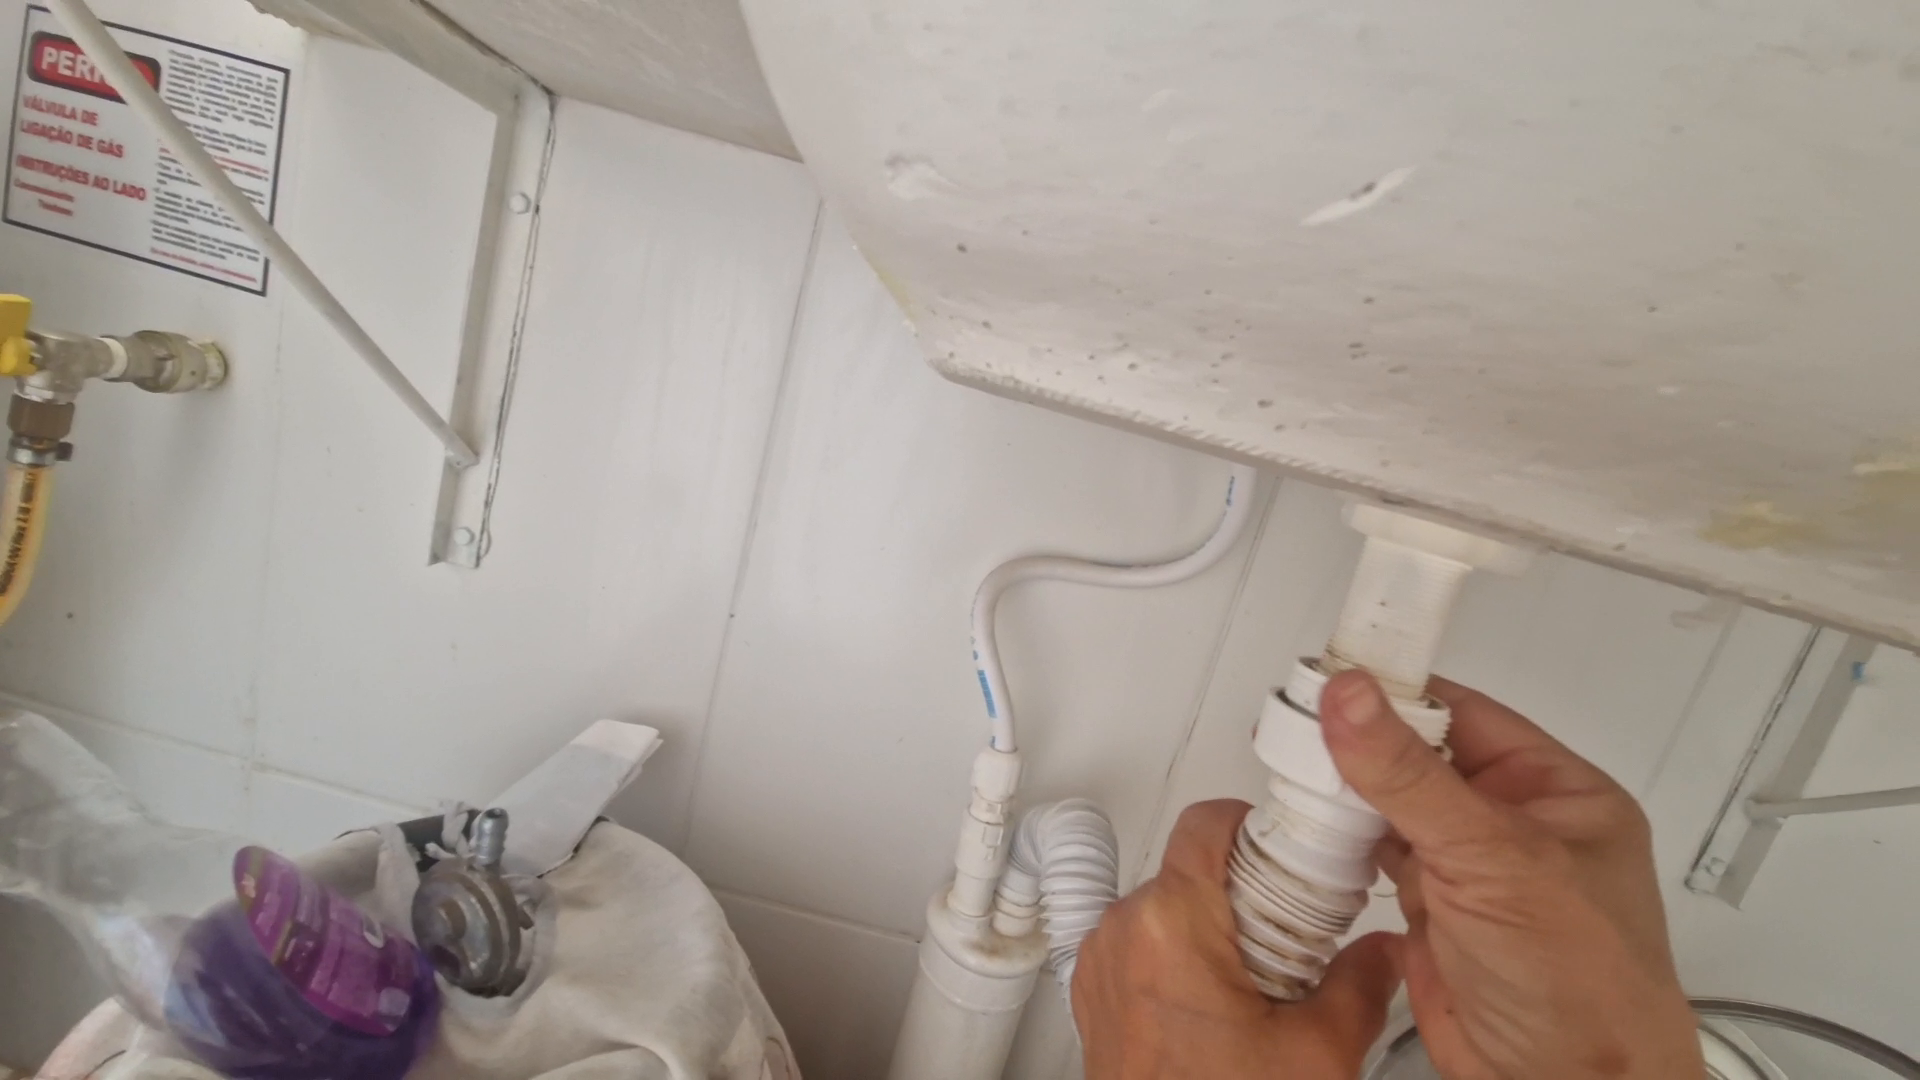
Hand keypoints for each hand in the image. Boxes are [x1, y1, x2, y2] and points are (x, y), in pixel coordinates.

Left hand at [1072, 799, 1401, 1078]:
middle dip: (1238, 890)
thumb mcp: (1315, 1057)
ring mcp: (1099, 953)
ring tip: (1253, 980)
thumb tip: (1389, 946)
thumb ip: (1359, 988)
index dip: (1244, 821)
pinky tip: (1210, 1003)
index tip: (1279, 851)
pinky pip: (1137, 940)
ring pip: (1163, 904)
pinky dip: (1173, 951)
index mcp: (1171, 921)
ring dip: (1206, 923)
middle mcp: (1123, 922)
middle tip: (1287, 935)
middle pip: (1187, 869)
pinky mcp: (1090, 983)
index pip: (1202, 823)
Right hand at [1320, 670, 1702, 1079]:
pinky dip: (1334, 828)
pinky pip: (1368, 838)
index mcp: (1550, 788)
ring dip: (1337, 782)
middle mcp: (1505, 813)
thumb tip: (1345, 692)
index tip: (1325, 675)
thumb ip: (1408, 774)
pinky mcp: (1424, 892)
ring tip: (1283, 762)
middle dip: (1353, 737)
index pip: (1457, 710)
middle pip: (1413, 748)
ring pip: (1384, 793)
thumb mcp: (1490, 859)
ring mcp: (1462, 856)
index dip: (1392, 688)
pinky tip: (1303, 816)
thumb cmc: (1569, 981)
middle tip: (1288, 720)